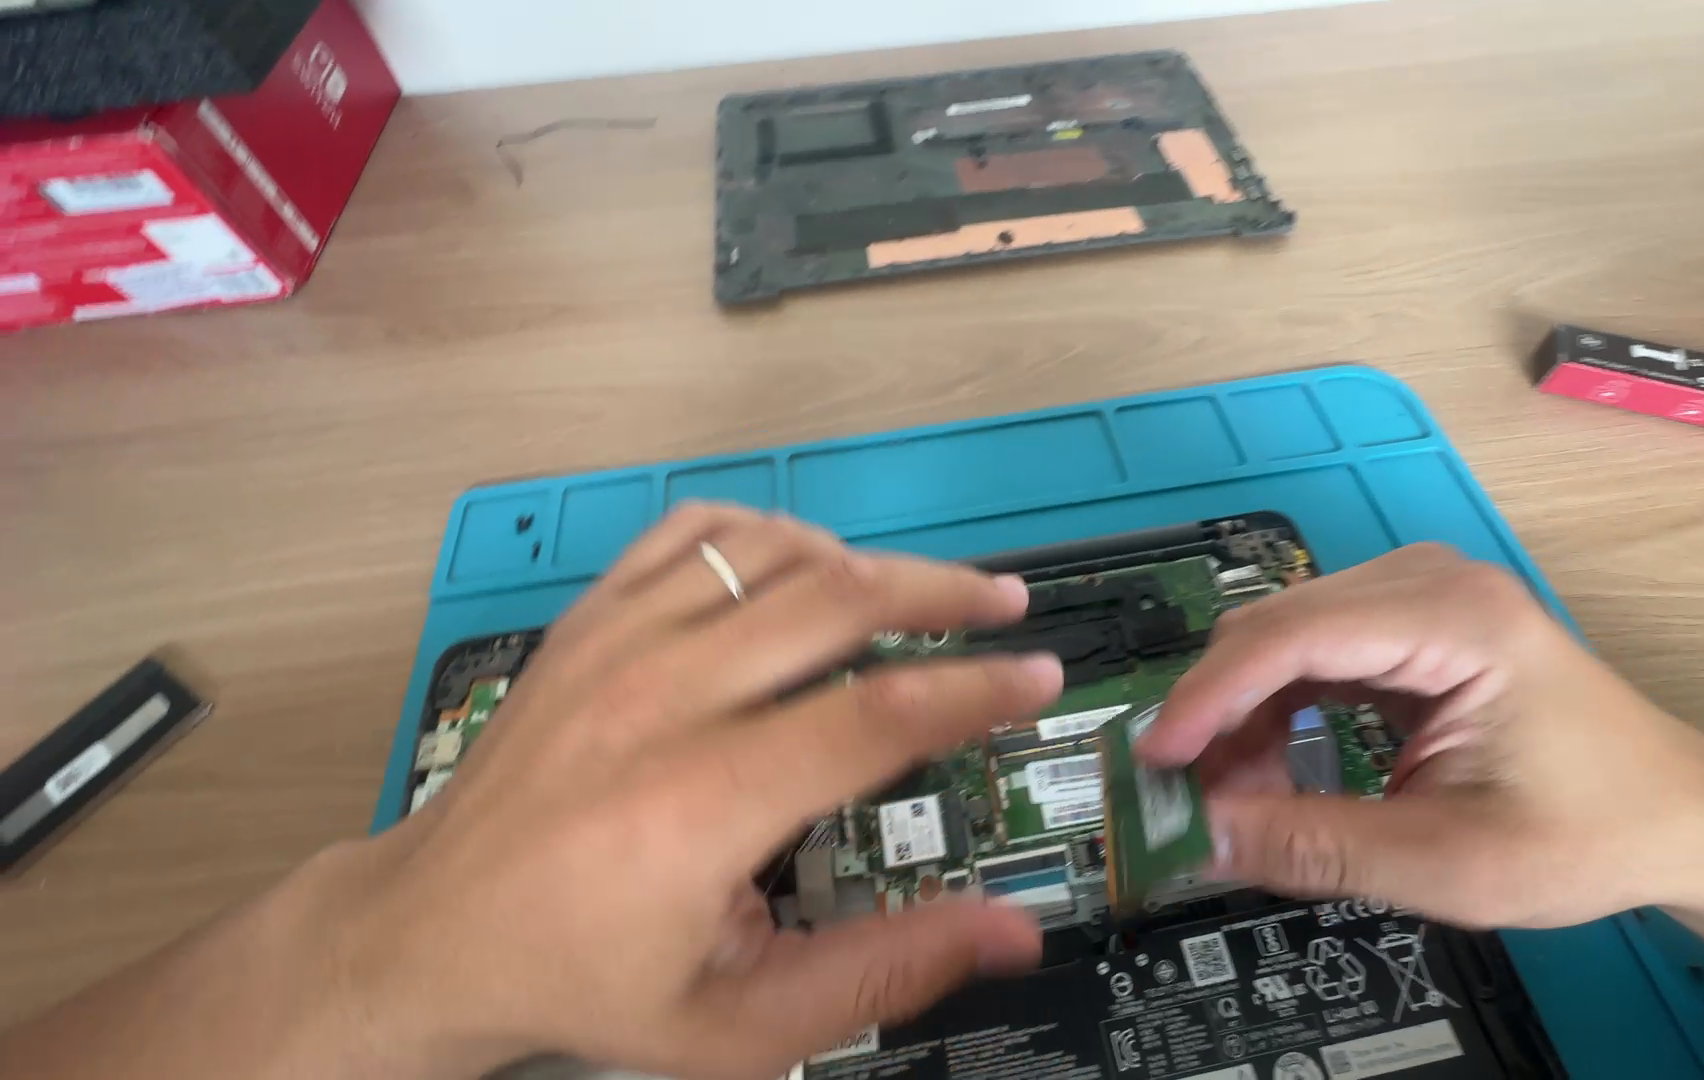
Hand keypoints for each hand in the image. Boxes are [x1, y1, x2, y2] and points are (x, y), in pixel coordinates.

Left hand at [320, 503, 1062, 1078]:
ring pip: (780, 548)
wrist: (424, 931)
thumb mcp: (742, 1024)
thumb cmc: (588, 981)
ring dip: (868, 562)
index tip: (1037, 678)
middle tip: (1004, 605)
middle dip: (944, 593)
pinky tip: (805, 566)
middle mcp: (662, 695)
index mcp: (700, 803)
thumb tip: (1012, 931)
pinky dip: (776, 531)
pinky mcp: (593, 612)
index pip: (877, 717)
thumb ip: (885, 972)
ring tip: (918, 594)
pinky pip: (703, 527)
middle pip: (840, 599)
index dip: (975, 691)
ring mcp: (620, 636)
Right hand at [1136, 543, 1703, 928]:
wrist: (1677, 815)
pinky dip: (1268, 711)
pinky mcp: (1393, 618)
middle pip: (1270, 630)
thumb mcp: (1447, 863)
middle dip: (1221, 716)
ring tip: (1242, 796)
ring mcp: (1405, 592)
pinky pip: (1297, 653)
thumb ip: (1312, 847)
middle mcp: (1420, 580)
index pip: (1291, 637)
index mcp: (1452, 618)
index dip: (1210, 696)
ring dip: (1240, 718)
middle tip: (1198, 798)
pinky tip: (1270, 765)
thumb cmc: (1586, 835)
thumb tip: (1198, 838)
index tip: (1159, 760)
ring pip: (1272, 640)